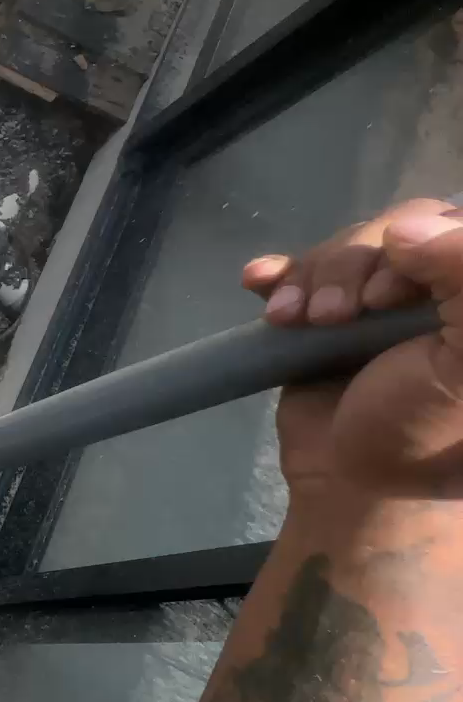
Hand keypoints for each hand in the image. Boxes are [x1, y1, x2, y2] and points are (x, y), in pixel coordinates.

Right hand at [241, 198, 462, 500]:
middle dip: (349, 268)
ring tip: (292, 323)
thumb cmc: (430, 427)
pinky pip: (291, 275)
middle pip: (391, 229)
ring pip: (337, 251)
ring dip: (304, 280)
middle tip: (334, 319)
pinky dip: (273, 274)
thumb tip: (405, 230)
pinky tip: (257, 282)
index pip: (451, 221)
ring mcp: (376, 302)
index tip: (392, 299)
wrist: (358, 480)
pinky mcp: (320, 322)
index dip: (415, 243)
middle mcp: (438, 288)